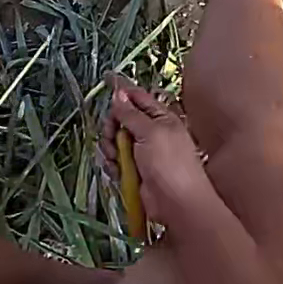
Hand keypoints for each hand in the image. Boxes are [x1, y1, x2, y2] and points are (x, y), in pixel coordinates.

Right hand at [100, 76, 222, 229]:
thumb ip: (130, 113)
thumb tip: (118, 94)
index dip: (122, 90)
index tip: (106, 79)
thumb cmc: (169, 164)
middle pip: (121, 119)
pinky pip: (114, 160)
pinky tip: (117, 171)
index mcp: (161, 119)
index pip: (138, 97)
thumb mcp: (151, 132)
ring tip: (116, 159)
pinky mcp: (133, 170)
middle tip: (112, 135)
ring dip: (110, 148)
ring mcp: (141, 153)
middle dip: (112, 126)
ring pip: (114, 140)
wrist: (176, 204)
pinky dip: (112, 164)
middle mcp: (151, 133)